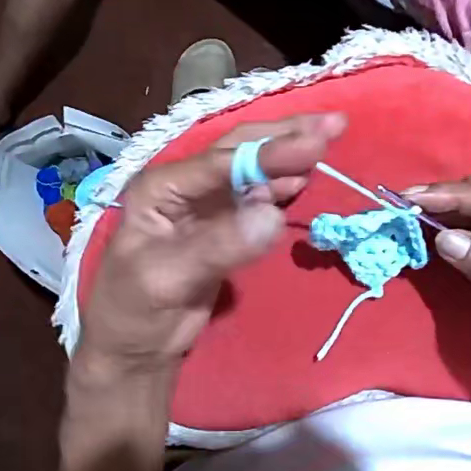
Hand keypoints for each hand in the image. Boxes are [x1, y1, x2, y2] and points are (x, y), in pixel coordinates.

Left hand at [76, 112, 346, 380]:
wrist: (134, 347)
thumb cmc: (134, 310)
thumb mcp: (168, 278)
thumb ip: (220, 245)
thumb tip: (274, 214)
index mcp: (161, 188)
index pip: (222, 163)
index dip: (270, 152)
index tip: (315, 144)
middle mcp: (185, 186)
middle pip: (240, 150)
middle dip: (286, 134)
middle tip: (335, 122)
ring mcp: (207, 205)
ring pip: (254, 170)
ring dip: (290, 155)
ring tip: (330, 139)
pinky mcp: (224, 227)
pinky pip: (259, 198)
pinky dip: (285, 185)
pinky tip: (306, 177)